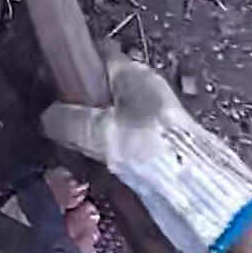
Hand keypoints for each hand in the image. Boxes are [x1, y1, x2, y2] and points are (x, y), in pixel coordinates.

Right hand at [43, 54, 251, 252]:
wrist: (204, 201)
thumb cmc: (157, 153)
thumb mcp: (103, 133)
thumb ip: (70, 122)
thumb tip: (47, 117)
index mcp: (133, 73)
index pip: (98, 52)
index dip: (74, 58)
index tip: (52, 72)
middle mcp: (143, 91)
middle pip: (101, 88)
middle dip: (79, 105)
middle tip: (57, 123)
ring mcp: (151, 120)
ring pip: (110, 118)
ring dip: (91, 134)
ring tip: (72, 151)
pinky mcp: (156, 149)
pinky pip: (121, 142)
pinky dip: (106, 152)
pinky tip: (95, 169)